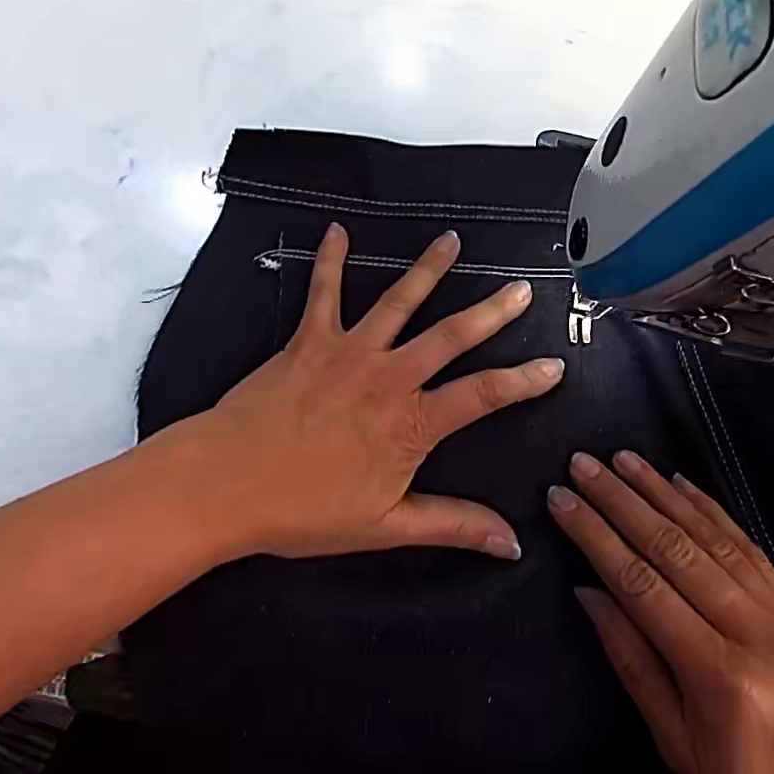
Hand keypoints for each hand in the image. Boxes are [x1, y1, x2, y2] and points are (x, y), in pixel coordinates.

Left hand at [143, 222, 564, 562]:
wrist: (220, 487)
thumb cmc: (302, 511)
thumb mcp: (384, 526)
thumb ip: (451, 526)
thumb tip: (510, 543)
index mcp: (412, 423)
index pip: (484, 396)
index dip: (524, 381)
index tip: (554, 366)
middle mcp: (389, 377)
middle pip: (451, 337)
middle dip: (491, 312)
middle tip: (521, 288)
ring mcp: (350, 352)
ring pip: (399, 302)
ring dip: (428, 269)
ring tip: (452, 241)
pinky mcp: (310, 340)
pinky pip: (323, 292)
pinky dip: (330, 260)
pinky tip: (338, 230)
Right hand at [549, 450, 773, 773]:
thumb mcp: (682, 751)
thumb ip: (635, 666)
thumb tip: (591, 594)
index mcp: (723, 678)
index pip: (641, 584)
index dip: (595, 536)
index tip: (563, 502)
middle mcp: (759, 632)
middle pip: (673, 547)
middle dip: (621, 500)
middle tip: (585, 465)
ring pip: (712, 536)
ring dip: (662, 492)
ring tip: (626, 461)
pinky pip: (750, 547)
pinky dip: (712, 511)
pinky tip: (684, 486)